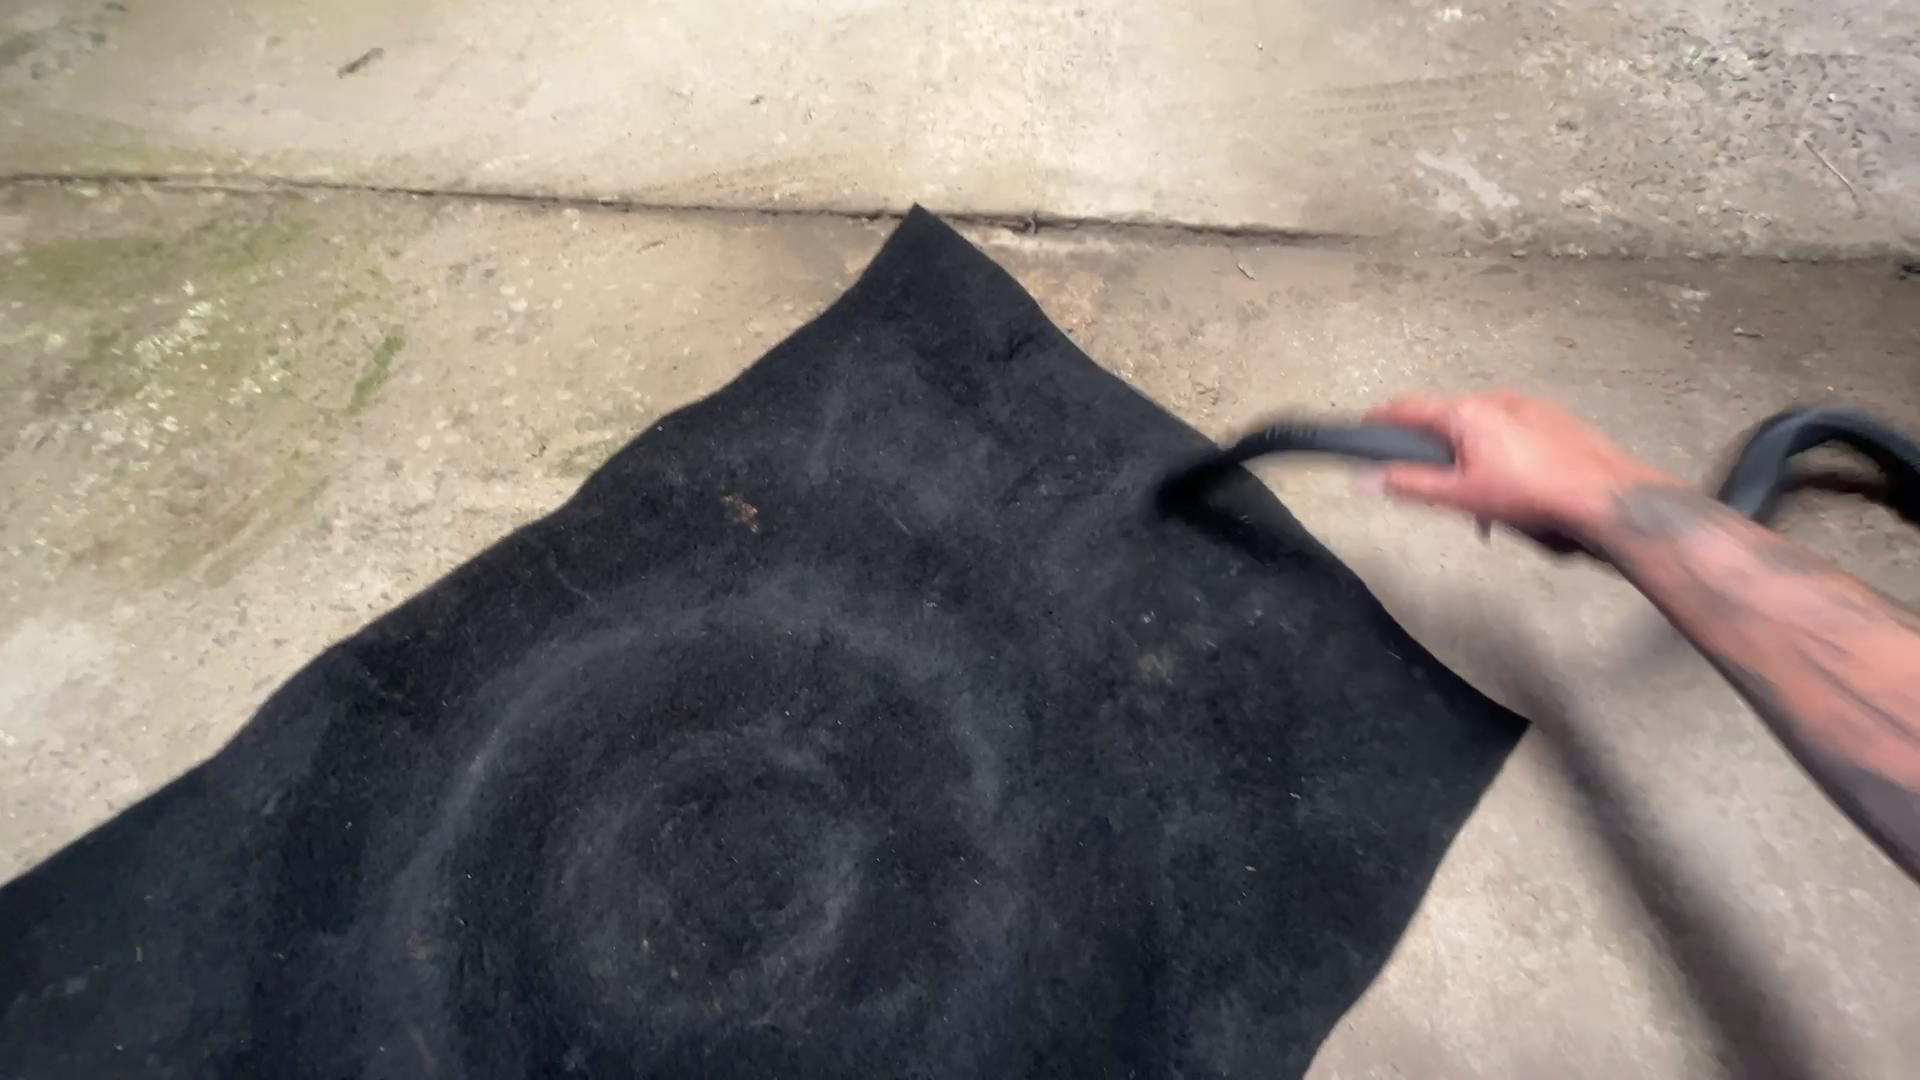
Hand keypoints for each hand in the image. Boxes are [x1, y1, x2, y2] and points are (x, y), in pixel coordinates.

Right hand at [1359, 392, 1673, 535]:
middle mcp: (1498, 400)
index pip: (1408, 407)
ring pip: (1480, 426)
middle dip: (1430, 448)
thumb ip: (1407, 484)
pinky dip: (1497, 453)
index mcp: (1468, 411)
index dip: (1380, 418)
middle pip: (1445, 418)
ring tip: (1474, 493)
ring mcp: (1531, 408)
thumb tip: (1364, 479)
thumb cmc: (1531, 494)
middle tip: (1426, 481)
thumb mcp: (1458, 495)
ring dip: (1466, 453)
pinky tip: (1508, 486)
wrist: (1608, 499)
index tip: (1364, 427)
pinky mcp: (1558, 421)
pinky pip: (1510, 432)